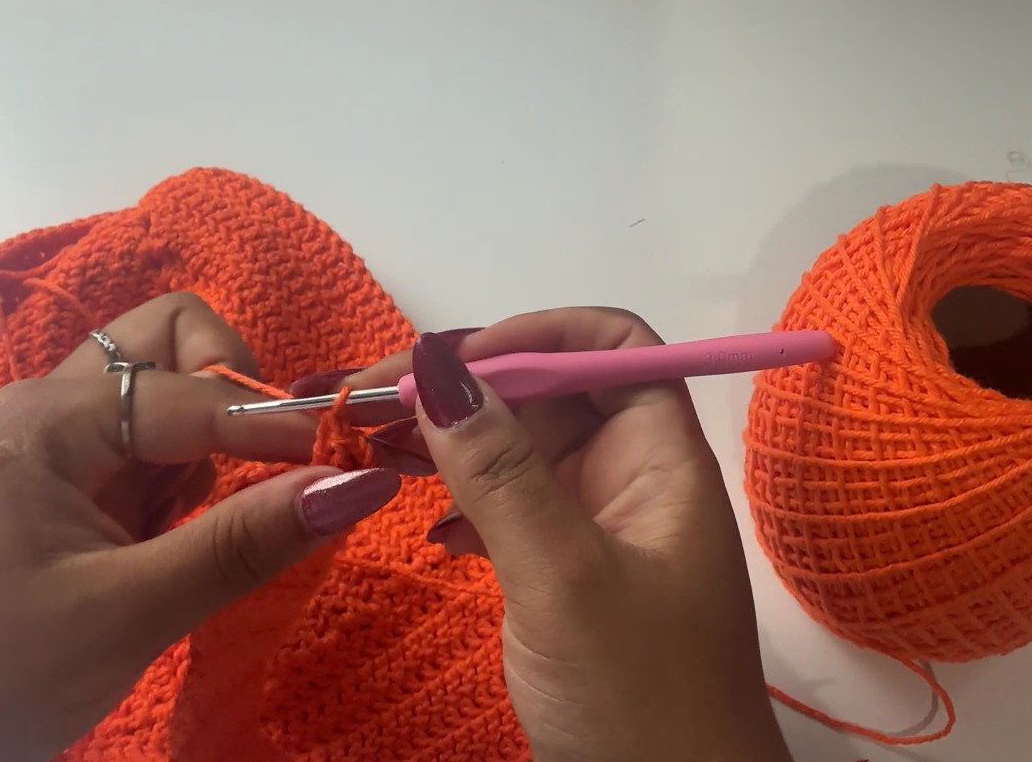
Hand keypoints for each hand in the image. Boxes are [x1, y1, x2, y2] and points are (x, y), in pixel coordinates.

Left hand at [0, 293, 400, 761]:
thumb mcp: (128, 616)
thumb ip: (249, 540)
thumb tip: (363, 480)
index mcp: (50, 420)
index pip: (203, 392)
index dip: (281, 424)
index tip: (346, 460)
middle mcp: (51, 404)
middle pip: (176, 335)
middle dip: (234, 382)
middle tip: (257, 452)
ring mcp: (56, 437)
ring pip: (174, 383)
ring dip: (212, 435)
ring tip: (189, 520)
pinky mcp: (67, 475)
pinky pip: (159, 435)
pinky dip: (189, 467)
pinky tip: (163, 533)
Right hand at [351, 310, 791, 761]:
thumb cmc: (639, 697)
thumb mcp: (563, 577)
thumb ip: (500, 471)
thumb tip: (438, 364)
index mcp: (660, 455)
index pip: (616, 347)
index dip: (543, 333)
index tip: (459, 356)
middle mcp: (632, 473)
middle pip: (555, 393)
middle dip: (472, 387)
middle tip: (372, 398)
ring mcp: (599, 521)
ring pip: (525, 448)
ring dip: (455, 443)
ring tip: (372, 444)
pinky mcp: (568, 567)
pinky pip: (514, 506)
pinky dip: (468, 505)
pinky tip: (429, 528)